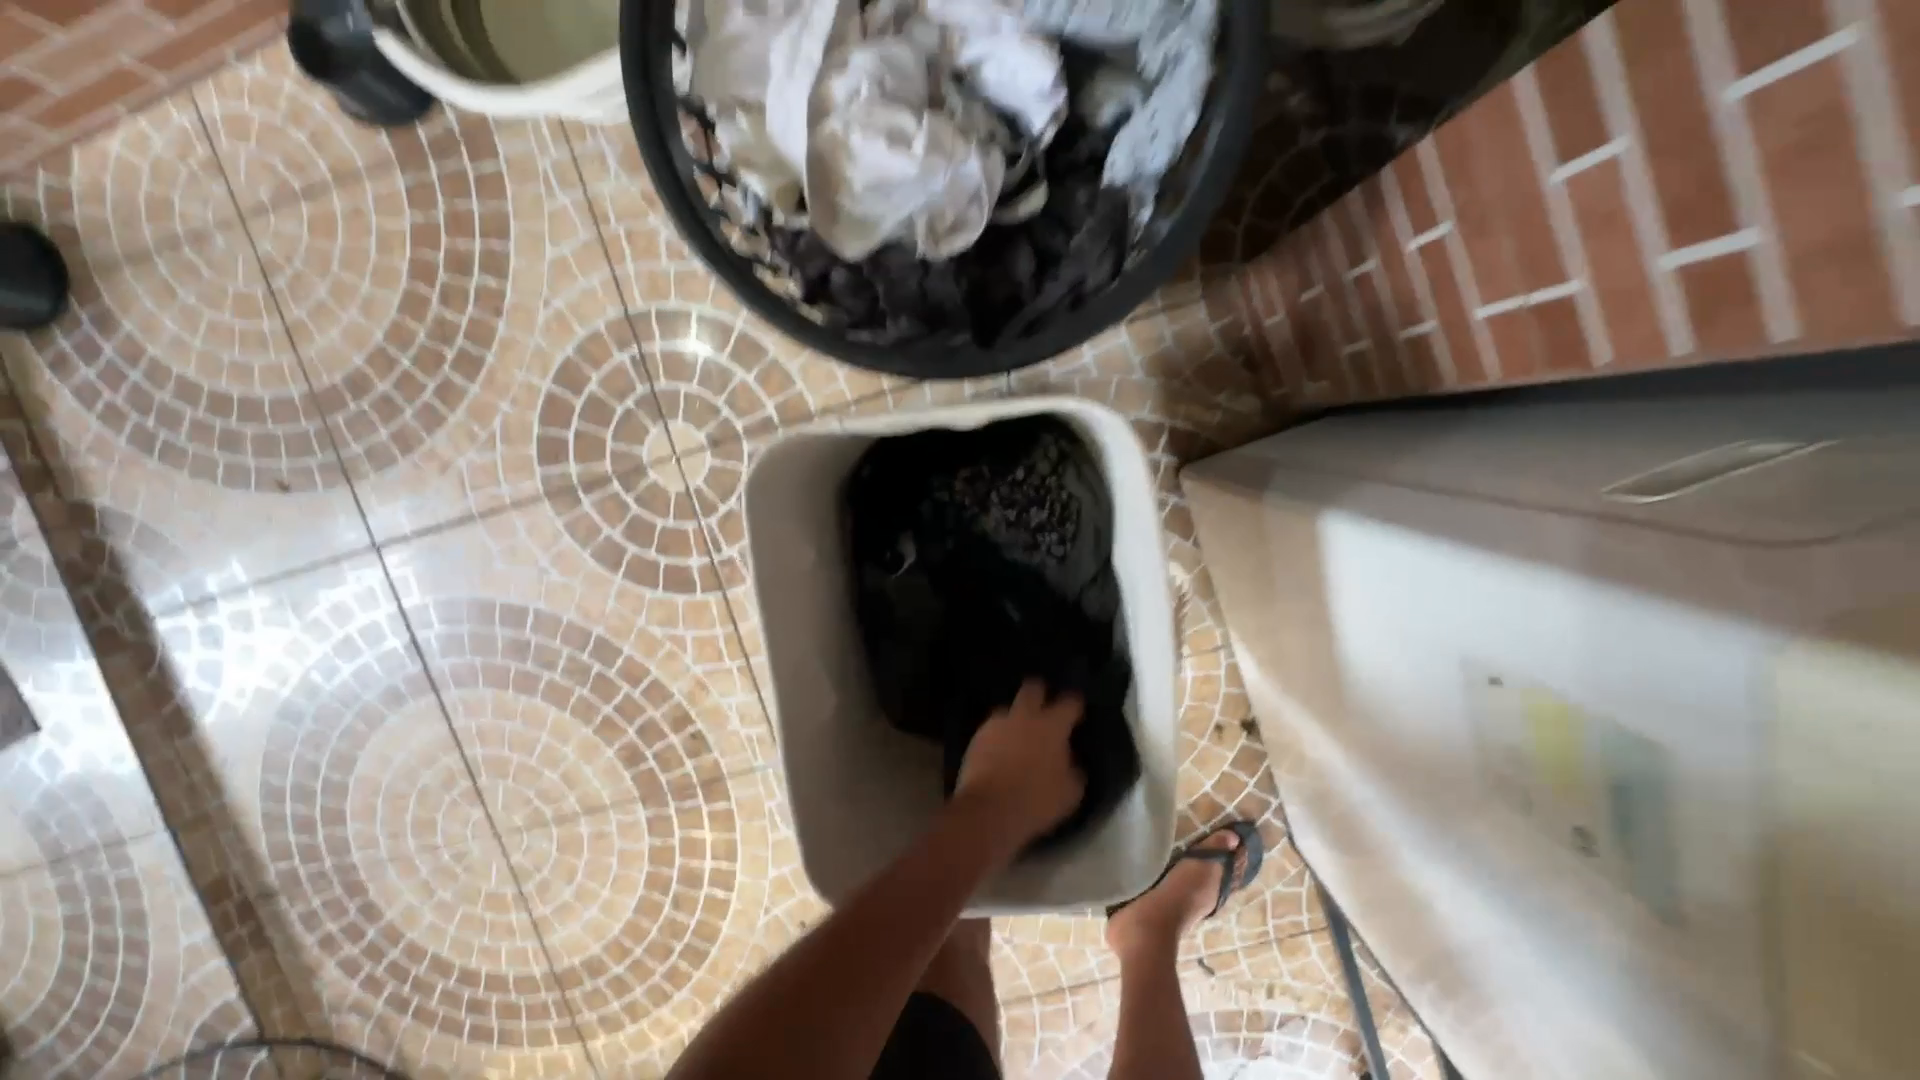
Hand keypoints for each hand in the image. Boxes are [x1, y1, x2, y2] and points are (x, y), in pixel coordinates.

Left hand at [953, 679, 1086, 848]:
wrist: (988, 810)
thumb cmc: (1037, 801)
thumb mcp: (1070, 792)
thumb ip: (1073, 769)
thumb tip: (1070, 762)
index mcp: (1052, 726)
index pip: (1070, 703)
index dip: (1075, 705)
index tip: (1077, 712)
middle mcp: (1024, 717)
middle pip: (1032, 688)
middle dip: (1040, 693)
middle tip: (1044, 707)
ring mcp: (996, 725)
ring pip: (1007, 709)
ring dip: (1014, 718)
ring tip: (1017, 734)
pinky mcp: (975, 739)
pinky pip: (990, 729)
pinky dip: (997, 737)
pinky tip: (999, 751)